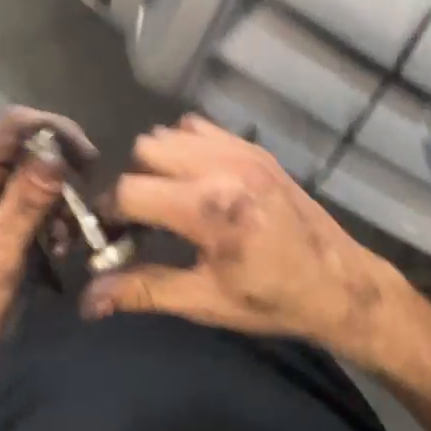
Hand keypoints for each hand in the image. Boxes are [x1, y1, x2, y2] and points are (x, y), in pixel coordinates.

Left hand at [0, 107, 67, 389]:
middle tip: (87, 195)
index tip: (87, 157)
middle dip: (59, 170)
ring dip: (58, 201)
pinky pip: (32, 206)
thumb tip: (56, 151)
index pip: (12, 126)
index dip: (52, 130)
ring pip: (34, 179)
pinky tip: (59, 247)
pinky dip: (51, 220)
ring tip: (68, 234)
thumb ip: (26, 197)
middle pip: (26, 149)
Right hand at [83, 115, 406, 359]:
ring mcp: (239, 151)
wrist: (342, 285)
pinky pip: (199, 127)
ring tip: (170, 198)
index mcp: (208, 209)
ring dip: (159, 162)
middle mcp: (220, 167)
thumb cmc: (272, 300)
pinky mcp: (253, 147)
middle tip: (144, 219)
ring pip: (169, 134)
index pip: (130, 190)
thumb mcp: (206, 302)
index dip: (110, 213)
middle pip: (145, 151)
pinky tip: (196, 179)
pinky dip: (186, 147)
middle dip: (135, 183)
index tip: (112, 234)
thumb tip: (88, 301)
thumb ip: (143, 291)